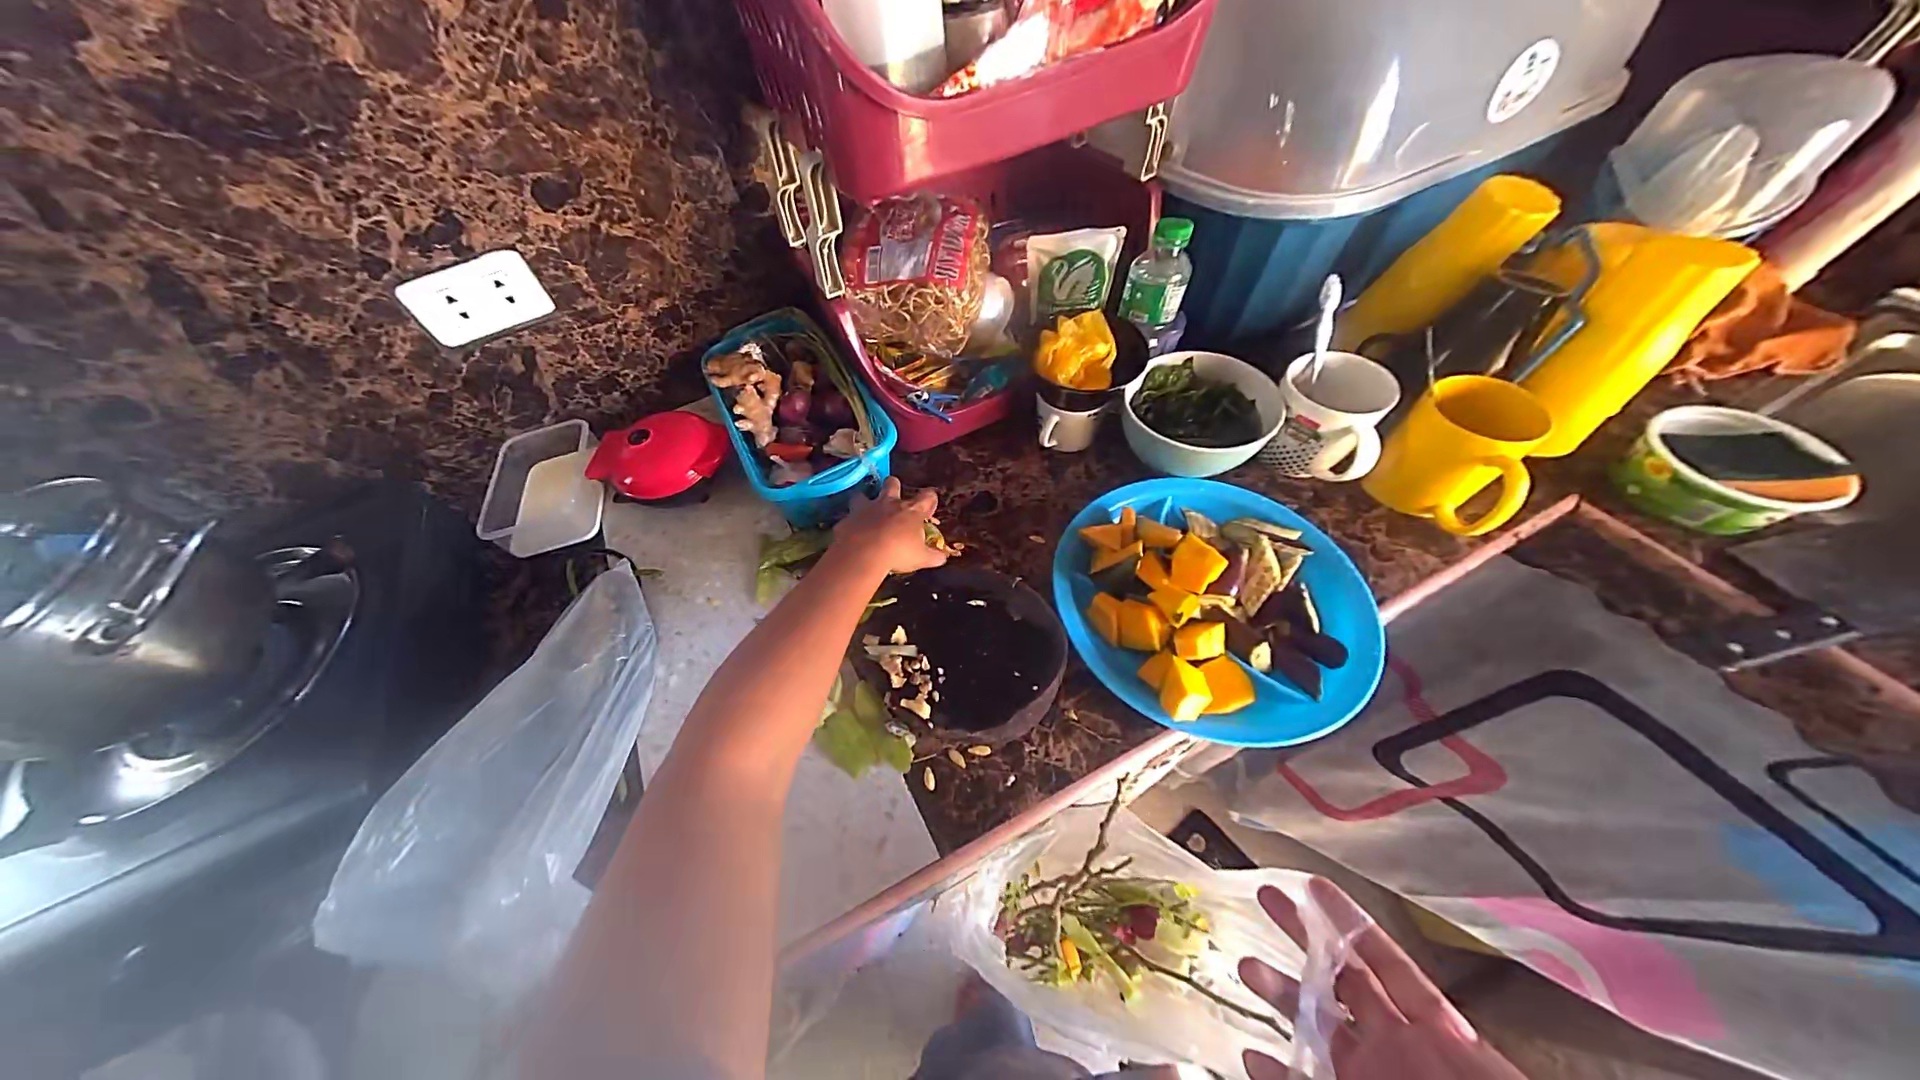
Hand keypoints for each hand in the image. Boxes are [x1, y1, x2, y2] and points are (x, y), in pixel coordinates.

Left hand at [831, 477, 948, 575]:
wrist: (864, 553)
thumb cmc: (898, 553)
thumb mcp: (921, 558)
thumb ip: (933, 556)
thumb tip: (943, 557)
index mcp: (911, 511)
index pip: (926, 497)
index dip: (929, 499)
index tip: (930, 505)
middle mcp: (889, 504)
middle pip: (892, 484)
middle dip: (894, 486)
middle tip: (894, 494)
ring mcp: (866, 509)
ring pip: (863, 494)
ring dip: (864, 499)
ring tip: (865, 508)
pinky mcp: (848, 518)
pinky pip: (848, 516)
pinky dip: (851, 522)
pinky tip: (851, 531)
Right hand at [1238, 878, 1524, 1079]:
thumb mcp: (1470, 1067)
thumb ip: (1435, 1033)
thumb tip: (1370, 976)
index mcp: (1433, 1032)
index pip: (1383, 961)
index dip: (1347, 920)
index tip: (1314, 884)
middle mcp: (1397, 1047)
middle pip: (1341, 976)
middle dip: (1302, 933)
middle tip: (1267, 894)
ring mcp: (1372, 1078)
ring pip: (1318, 1026)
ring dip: (1282, 996)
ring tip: (1245, 965)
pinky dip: (1278, 1074)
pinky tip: (1252, 1057)